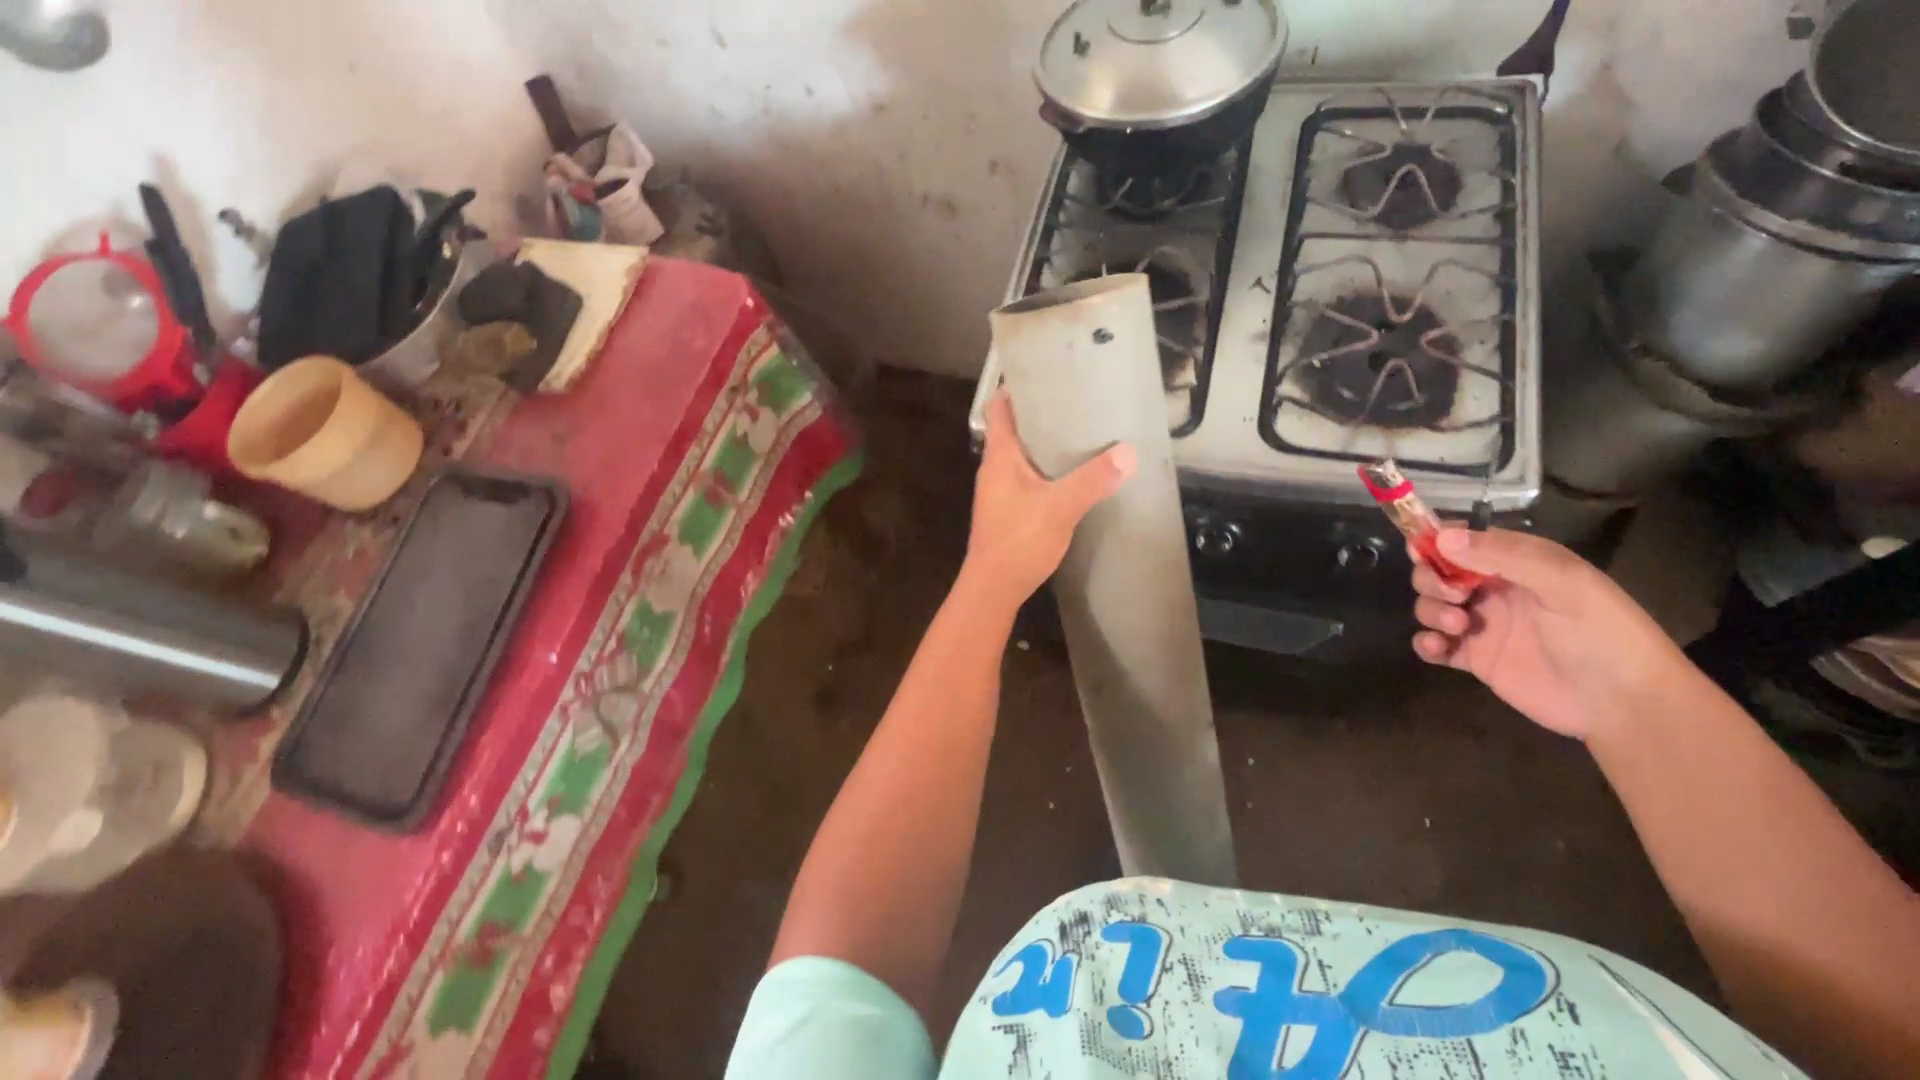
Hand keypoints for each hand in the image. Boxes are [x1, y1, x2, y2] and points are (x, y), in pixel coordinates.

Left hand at [962, 392, 1134, 612]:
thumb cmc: (1018, 541)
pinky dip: (1046, 471)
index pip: (999, 409)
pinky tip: (1071, 477)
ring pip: (1021, 457)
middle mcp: (994, 470)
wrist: (993, 589)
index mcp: (1000, 457)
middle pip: (1013, 430)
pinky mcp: (1008, 513)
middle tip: (1074, 401)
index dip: (1016, 388)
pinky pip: (1027, 480)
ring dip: (1044, 445)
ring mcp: (999, 493)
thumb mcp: (1060, 507)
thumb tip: (1128, 452)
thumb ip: (1092, 480)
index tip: (1043, 374)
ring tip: (1079, 434)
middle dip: (1039, 414)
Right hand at [1409, 527, 1690, 739]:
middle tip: (1451, 596)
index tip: (1419, 551)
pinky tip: (1437, 648)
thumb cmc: (1600, 632)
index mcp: (1520, 563)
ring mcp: (1485, 625)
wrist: (1623, 702)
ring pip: (1433, 606)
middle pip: (1441, 572)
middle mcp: (1497, 590)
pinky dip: (1426, 644)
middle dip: (1432, 579)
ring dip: (1431, 611)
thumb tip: (1441, 538)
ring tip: (1457, 627)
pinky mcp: (1477, 660)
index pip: (1467, 540)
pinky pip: (1436, 645)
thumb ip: (1503, 557)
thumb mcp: (1561, 583)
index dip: (1438, 542)